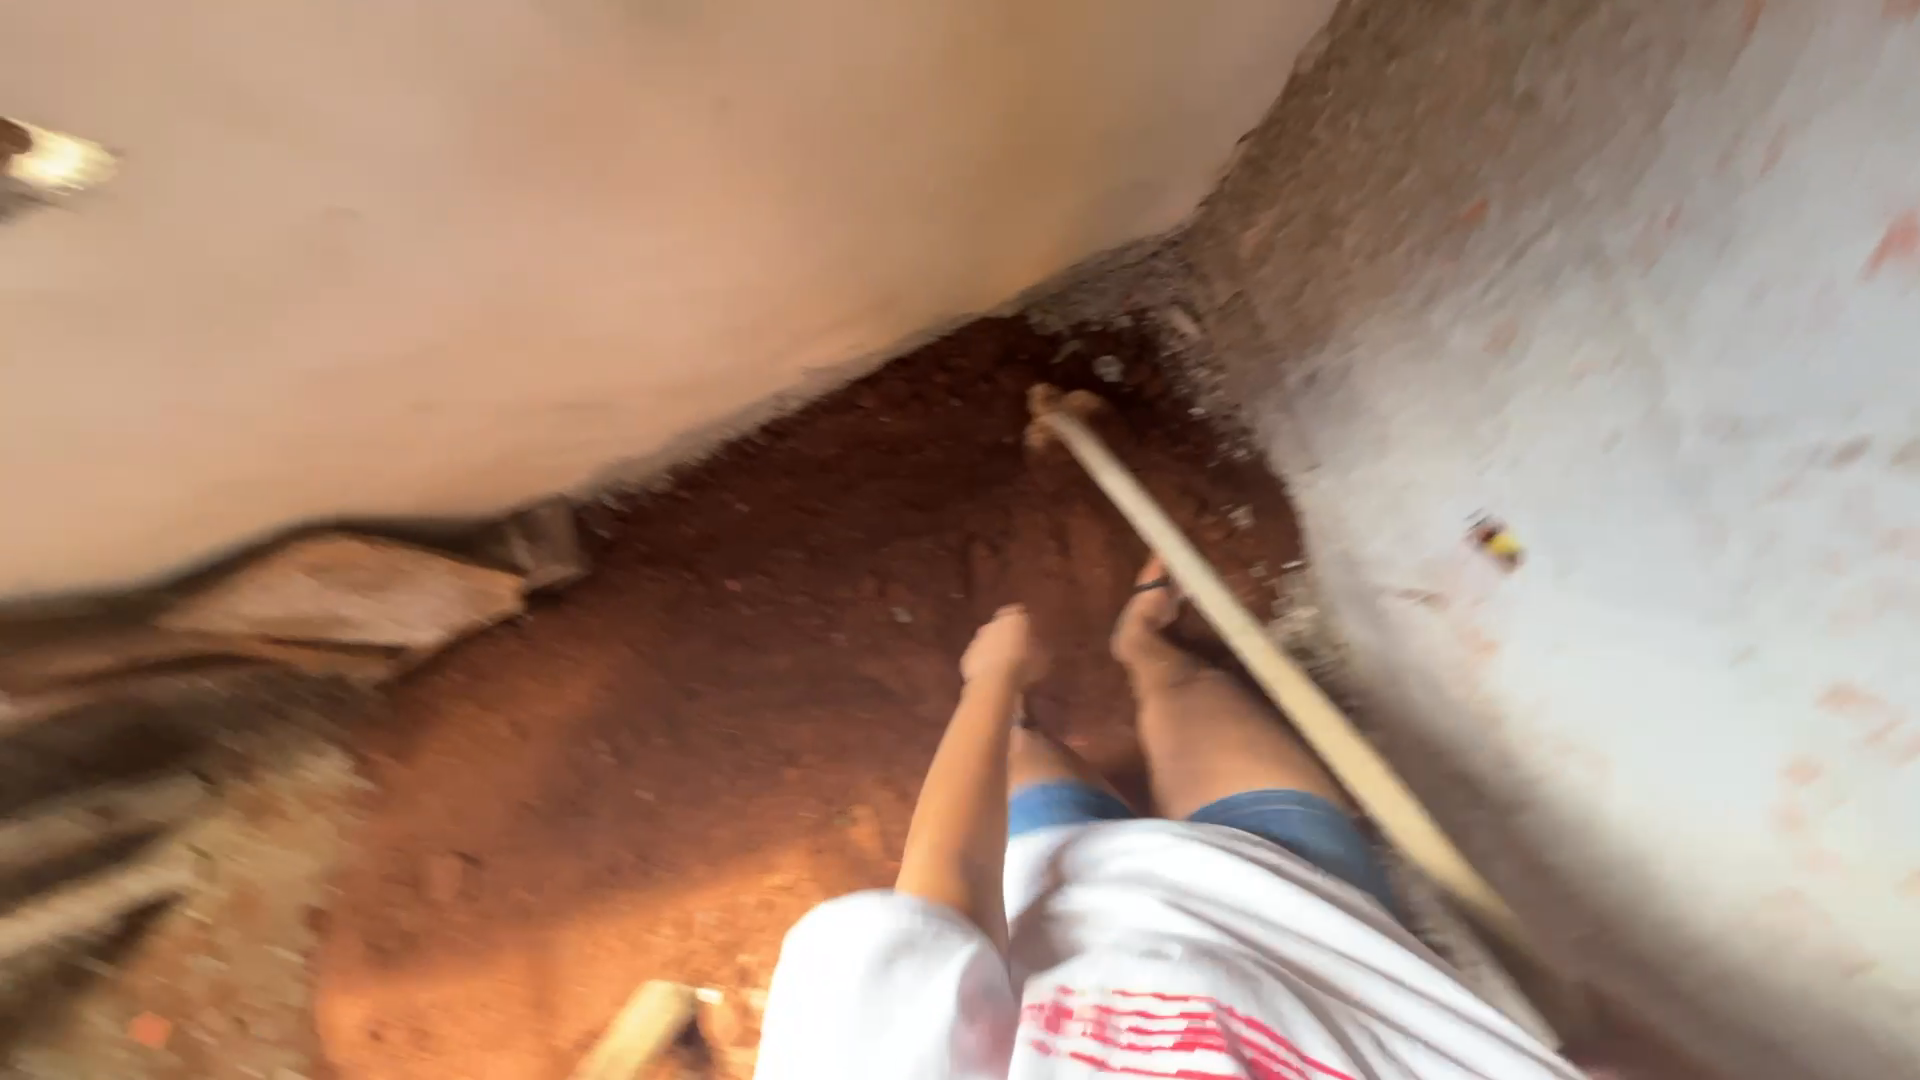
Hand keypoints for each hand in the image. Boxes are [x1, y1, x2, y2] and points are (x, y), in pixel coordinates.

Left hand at [960, 604, 1049, 687]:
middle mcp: (994, 623)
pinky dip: (984, 661)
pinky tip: (993, 675)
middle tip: (1018, 649)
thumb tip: (1038, 647)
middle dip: (1008, 634)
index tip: (1030, 633)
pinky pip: (979, 655)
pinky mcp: (967, 654)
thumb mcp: (1042, 658)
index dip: (1024, 623)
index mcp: (1015, 618)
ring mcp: (978, 638)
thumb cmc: (1024, 666)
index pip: (1019, 612)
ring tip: (1006, 665)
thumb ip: (1039, 647)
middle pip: (1001, 625)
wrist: (994, 681)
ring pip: (988, 640)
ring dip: (995, 648)